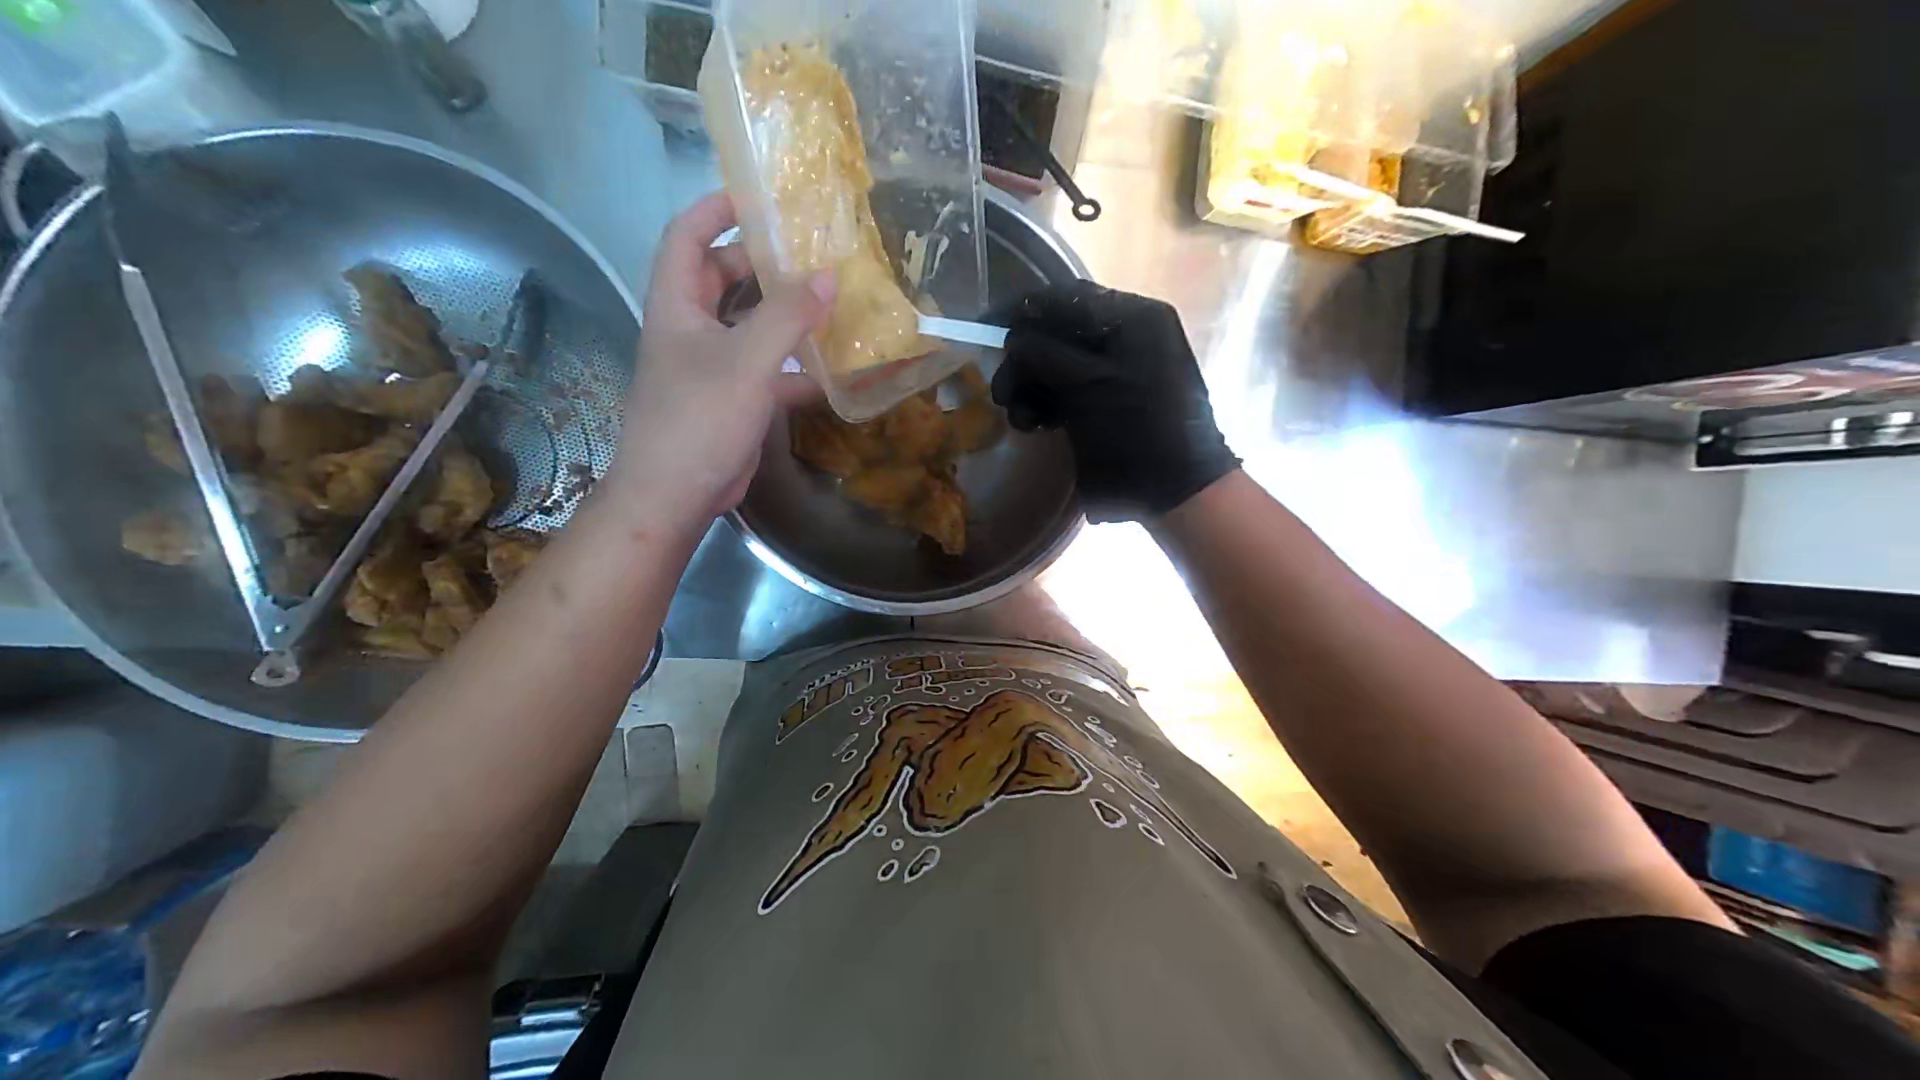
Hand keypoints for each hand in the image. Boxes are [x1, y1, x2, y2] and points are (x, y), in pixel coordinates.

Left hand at [605, 193, 832, 525]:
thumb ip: (787, 316)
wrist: (676, 495)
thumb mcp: (746, 361)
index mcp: (677, 304)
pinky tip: (834, 367)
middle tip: (811, 251)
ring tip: (832, 299)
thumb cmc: (698, 418)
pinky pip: (768, 368)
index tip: (759, 196)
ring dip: (786, 313)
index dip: (716, 209)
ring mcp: (713, 365)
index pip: (688, 236)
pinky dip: (797, 365)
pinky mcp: (734, 399)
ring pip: (750, 324)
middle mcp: (692, 328)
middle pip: (723, 277)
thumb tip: (829, 275)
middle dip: (763, 262)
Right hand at [993, 281, 1238, 521]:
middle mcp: (1125, 337)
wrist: (1174, 491)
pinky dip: (1044, 404)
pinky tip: (1034, 425)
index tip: (984, 328)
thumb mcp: (1087, 384)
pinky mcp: (1106, 402)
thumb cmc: (1137, 429)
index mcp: (1132, 318)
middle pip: (1057, 333)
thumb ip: (1044, 353)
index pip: (1065, 299)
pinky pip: (1066, 391)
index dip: (1021, 312)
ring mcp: (1116, 372)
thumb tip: (1013, 340)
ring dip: (1030, 387)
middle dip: (1024, 362)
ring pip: (1056, 365)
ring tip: (1021, 418)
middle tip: (1002, 394)